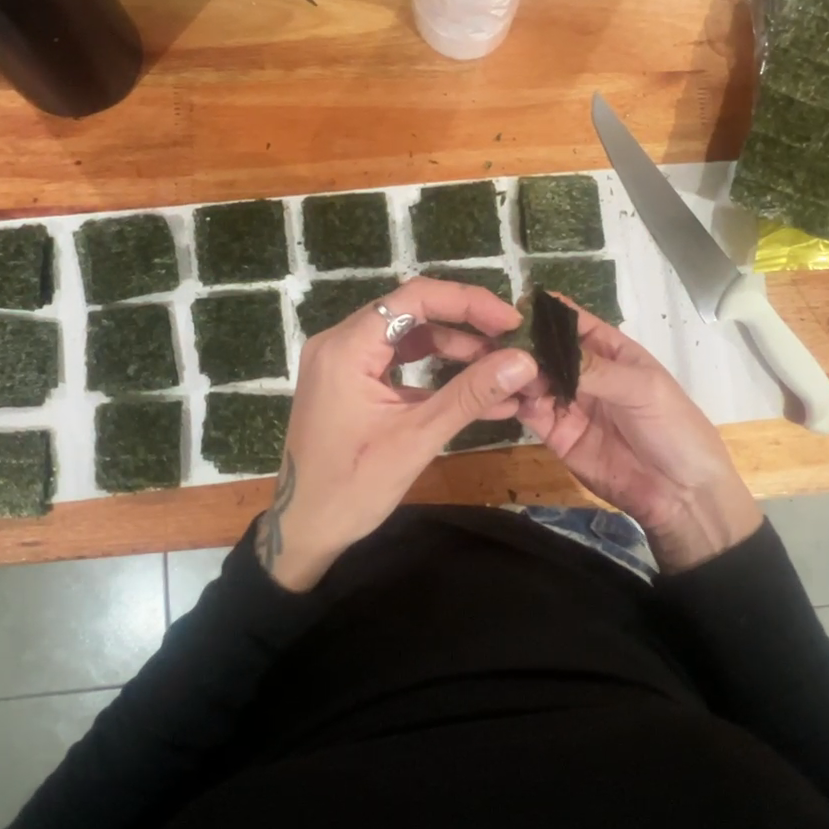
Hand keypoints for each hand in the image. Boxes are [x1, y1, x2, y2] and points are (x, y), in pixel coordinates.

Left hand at [259, 278, 537, 591]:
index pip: (414, 298)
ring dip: (456, 353)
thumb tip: (524, 361)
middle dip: (467, 327)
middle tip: (512, 343)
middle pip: (412, 313)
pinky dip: (435, 377)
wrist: (304, 530)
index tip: (511, 321)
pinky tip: (478, 394)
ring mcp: (343, 365)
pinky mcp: (350, 386)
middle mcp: (339, 344)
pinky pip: (398, 366)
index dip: (468, 302)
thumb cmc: (353, 486)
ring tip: (503, 370)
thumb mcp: (418, 437)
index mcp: (346, 347)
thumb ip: (471, 394)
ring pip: (408, 340)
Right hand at [517, 298, 760, 572]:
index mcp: (611, 351)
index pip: (572, 323)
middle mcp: (584, 372)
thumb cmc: (674, 429)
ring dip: (512, 372)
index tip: (510, 308)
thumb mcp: (642, 390)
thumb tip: (545, 348)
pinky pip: (528, 412)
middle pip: (544, 351)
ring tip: (491, 368)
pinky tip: (498, 395)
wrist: (681, 495)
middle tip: (490, 341)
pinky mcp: (555, 434)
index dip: (544, 314)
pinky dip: (511, 402)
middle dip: (520, 344)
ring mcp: (568, 403)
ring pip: (531, 379)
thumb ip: (594, 369)